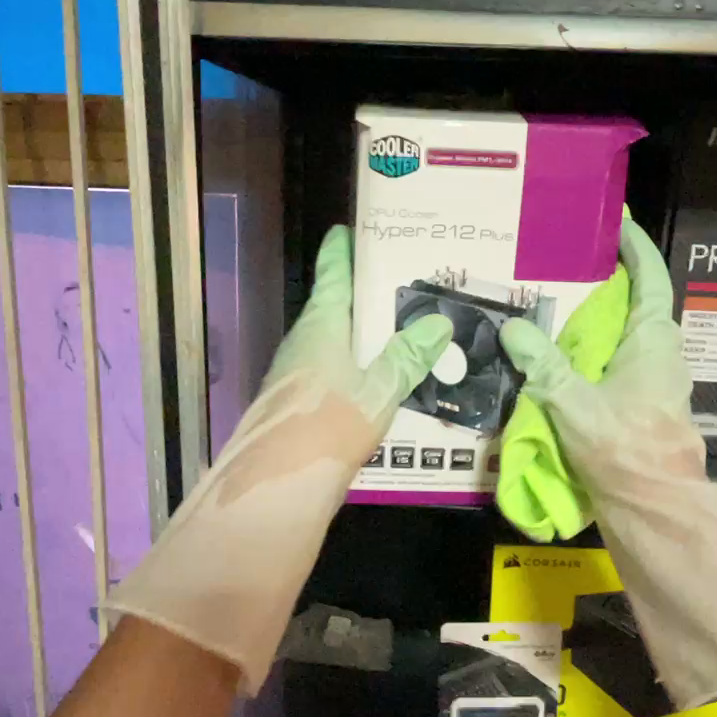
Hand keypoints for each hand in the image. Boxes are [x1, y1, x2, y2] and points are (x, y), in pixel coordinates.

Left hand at [105, 226, 449, 693]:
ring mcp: (294, 375)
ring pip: (330, 341)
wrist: (277, 485)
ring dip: (356, 332)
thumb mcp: (380, 387)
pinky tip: (374, 378)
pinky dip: (352, 363)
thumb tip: (439, 320)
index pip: (332, 275)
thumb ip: (408, 355)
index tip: (348, 230)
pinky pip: (330, 370)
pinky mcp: (295, 405)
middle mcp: (303, 342)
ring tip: (395, 327)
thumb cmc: (329, 422)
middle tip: (396, 280)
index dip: (341, 251)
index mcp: (321, 325)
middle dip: (358, 293)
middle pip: (330, 307)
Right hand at [498, 220, 716, 706]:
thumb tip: (513, 327)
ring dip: (600, 320)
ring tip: (556, 307)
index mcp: (653, 342)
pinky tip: (562, 360)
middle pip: (638, 306)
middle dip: (608, 283)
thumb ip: (543, 365)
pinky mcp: (642, 408)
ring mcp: (655, 383)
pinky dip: (594, 353)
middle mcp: (660, 355)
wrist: (654, 511)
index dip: (634, 249)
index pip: (649, 279)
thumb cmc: (625, 451)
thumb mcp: (575, 403)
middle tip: (566, 265)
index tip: (614, 225)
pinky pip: (617, 365)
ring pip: (627, 338)